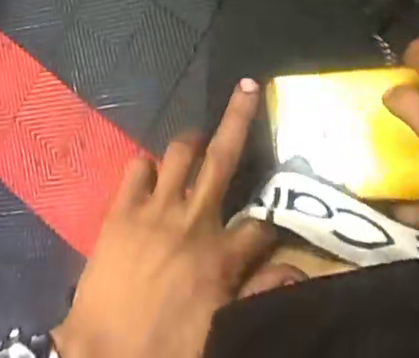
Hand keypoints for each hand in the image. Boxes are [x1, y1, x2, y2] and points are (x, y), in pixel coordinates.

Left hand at [53, 80, 278, 357]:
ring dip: (192, 141)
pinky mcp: (121, 209)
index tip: (272, 225)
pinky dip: (147, 165)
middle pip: (224, 158)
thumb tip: (297, 273)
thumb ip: (256, 296)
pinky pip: (138, 166)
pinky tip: (151, 175)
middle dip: (238, 118)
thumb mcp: (219, 332)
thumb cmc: (164, 350)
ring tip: (198, 141)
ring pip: (180, 152)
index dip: (270, 223)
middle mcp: (192, 220)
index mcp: (220, 257)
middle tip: (246, 88)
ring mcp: (154, 209)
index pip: (259, 225)